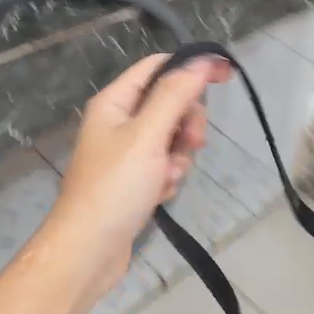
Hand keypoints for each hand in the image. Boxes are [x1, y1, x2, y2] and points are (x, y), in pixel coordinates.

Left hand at [46, 53, 232, 294]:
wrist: (87, 252)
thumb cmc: (115, 187)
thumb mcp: (147, 136)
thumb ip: (175, 95)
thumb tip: (202, 60)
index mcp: (114, 101)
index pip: (158, 66)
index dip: (191, 67)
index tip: (226, 76)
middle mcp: (118, 120)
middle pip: (168, 101)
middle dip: (186, 121)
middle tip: (192, 143)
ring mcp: (125, 151)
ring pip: (170, 135)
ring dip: (177, 155)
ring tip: (167, 177)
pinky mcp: (133, 179)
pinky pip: (163, 163)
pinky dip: (168, 176)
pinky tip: (160, 194)